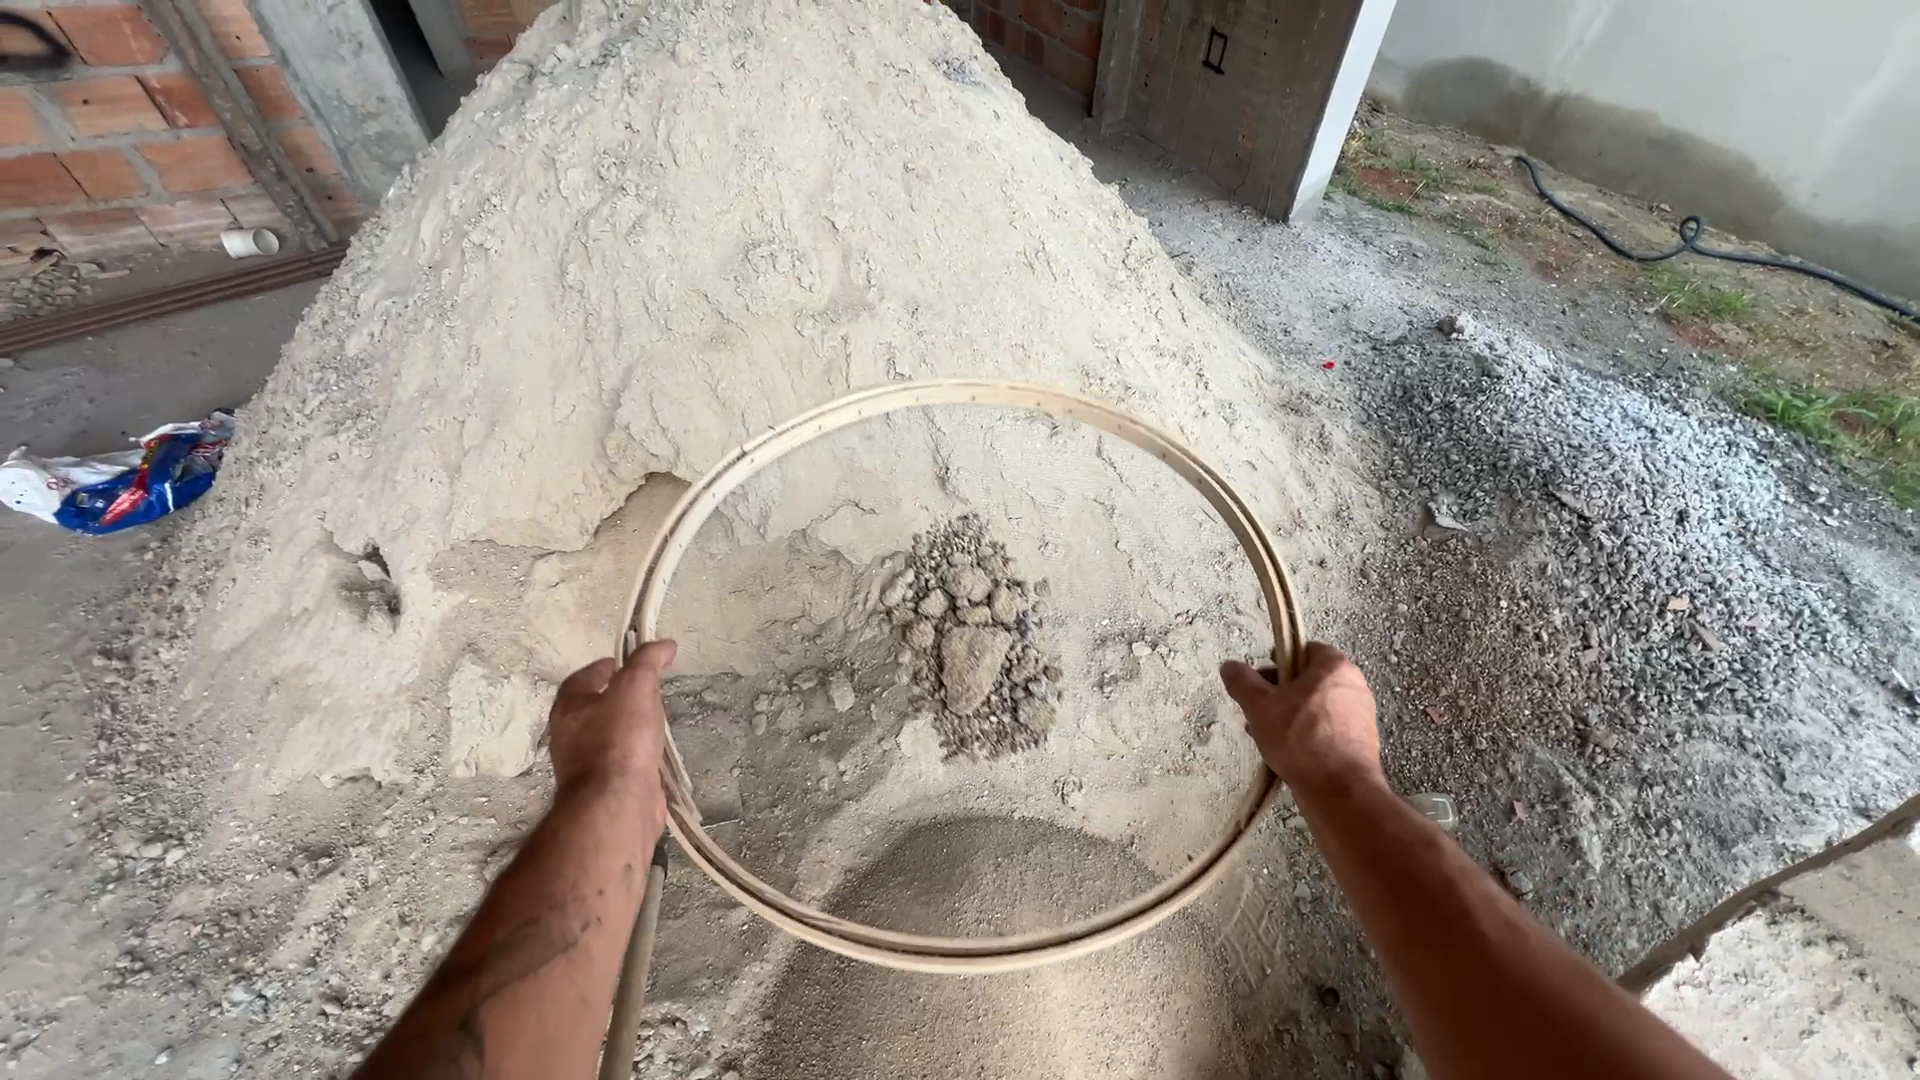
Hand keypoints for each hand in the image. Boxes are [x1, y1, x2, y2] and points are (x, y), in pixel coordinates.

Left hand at [548, 640, 676, 815]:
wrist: (617, 802)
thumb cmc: (620, 739)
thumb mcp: (636, 687)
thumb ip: (648, 661)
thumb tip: (664, 645)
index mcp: (570, 708)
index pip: (581, 679)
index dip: (603, 666)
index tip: (625, 661)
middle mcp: (572, 736)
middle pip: (594, 707)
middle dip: (619, 696)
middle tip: (647, 688)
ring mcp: (588, 764)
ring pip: (610, 735)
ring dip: (631, 725)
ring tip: (657, 717)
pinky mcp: (608, 786)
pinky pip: (624, 759)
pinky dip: (638, 751)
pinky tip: (657, 750)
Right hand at [1220, 641, 1383, 797]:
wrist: (1340, 790)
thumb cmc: (1300, 738)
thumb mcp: (1259, 706)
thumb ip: (1242, 682)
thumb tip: (1229, 666)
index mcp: (1335, 667)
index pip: (1305, 649)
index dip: (1279, 659)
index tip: (1261, 678)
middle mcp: (1355, 686)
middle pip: (1309, 679)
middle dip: (1280, 692)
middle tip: (1258, 709)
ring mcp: (1361, 715)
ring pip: (1316, 705)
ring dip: (1289, 714)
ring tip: (1266, 734)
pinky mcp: (1362, 741)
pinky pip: (1327, 727)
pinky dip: (1307, 733)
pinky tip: (1286, 751)